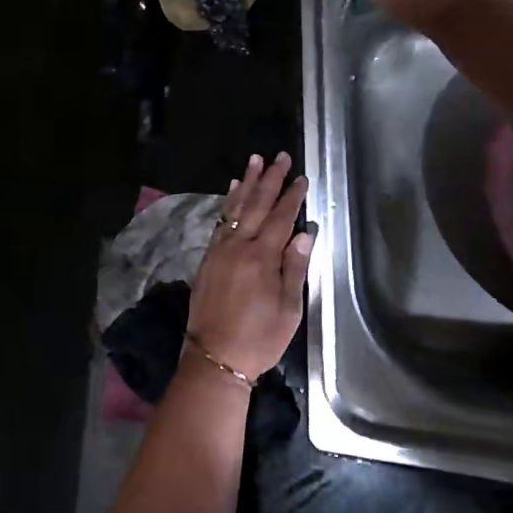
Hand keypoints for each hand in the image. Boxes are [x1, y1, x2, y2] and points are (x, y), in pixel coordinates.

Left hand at [186, 152, 313, 378]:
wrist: (215, 355)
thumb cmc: (259, 337)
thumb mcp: (288, 308)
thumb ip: (295, 267)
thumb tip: (305, 233)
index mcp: (262, 258)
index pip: (280, 218)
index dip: (292, 197)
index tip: (302, 178)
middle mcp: (238, 247)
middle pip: (256, 205)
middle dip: (269, 179)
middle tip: (279, 156)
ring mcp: (220, 250)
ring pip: (234, 209)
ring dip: (246, 184)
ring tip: (254, 161)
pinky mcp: (208, 258)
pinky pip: (220, 223)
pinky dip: (227, 205)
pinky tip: (232, 192)